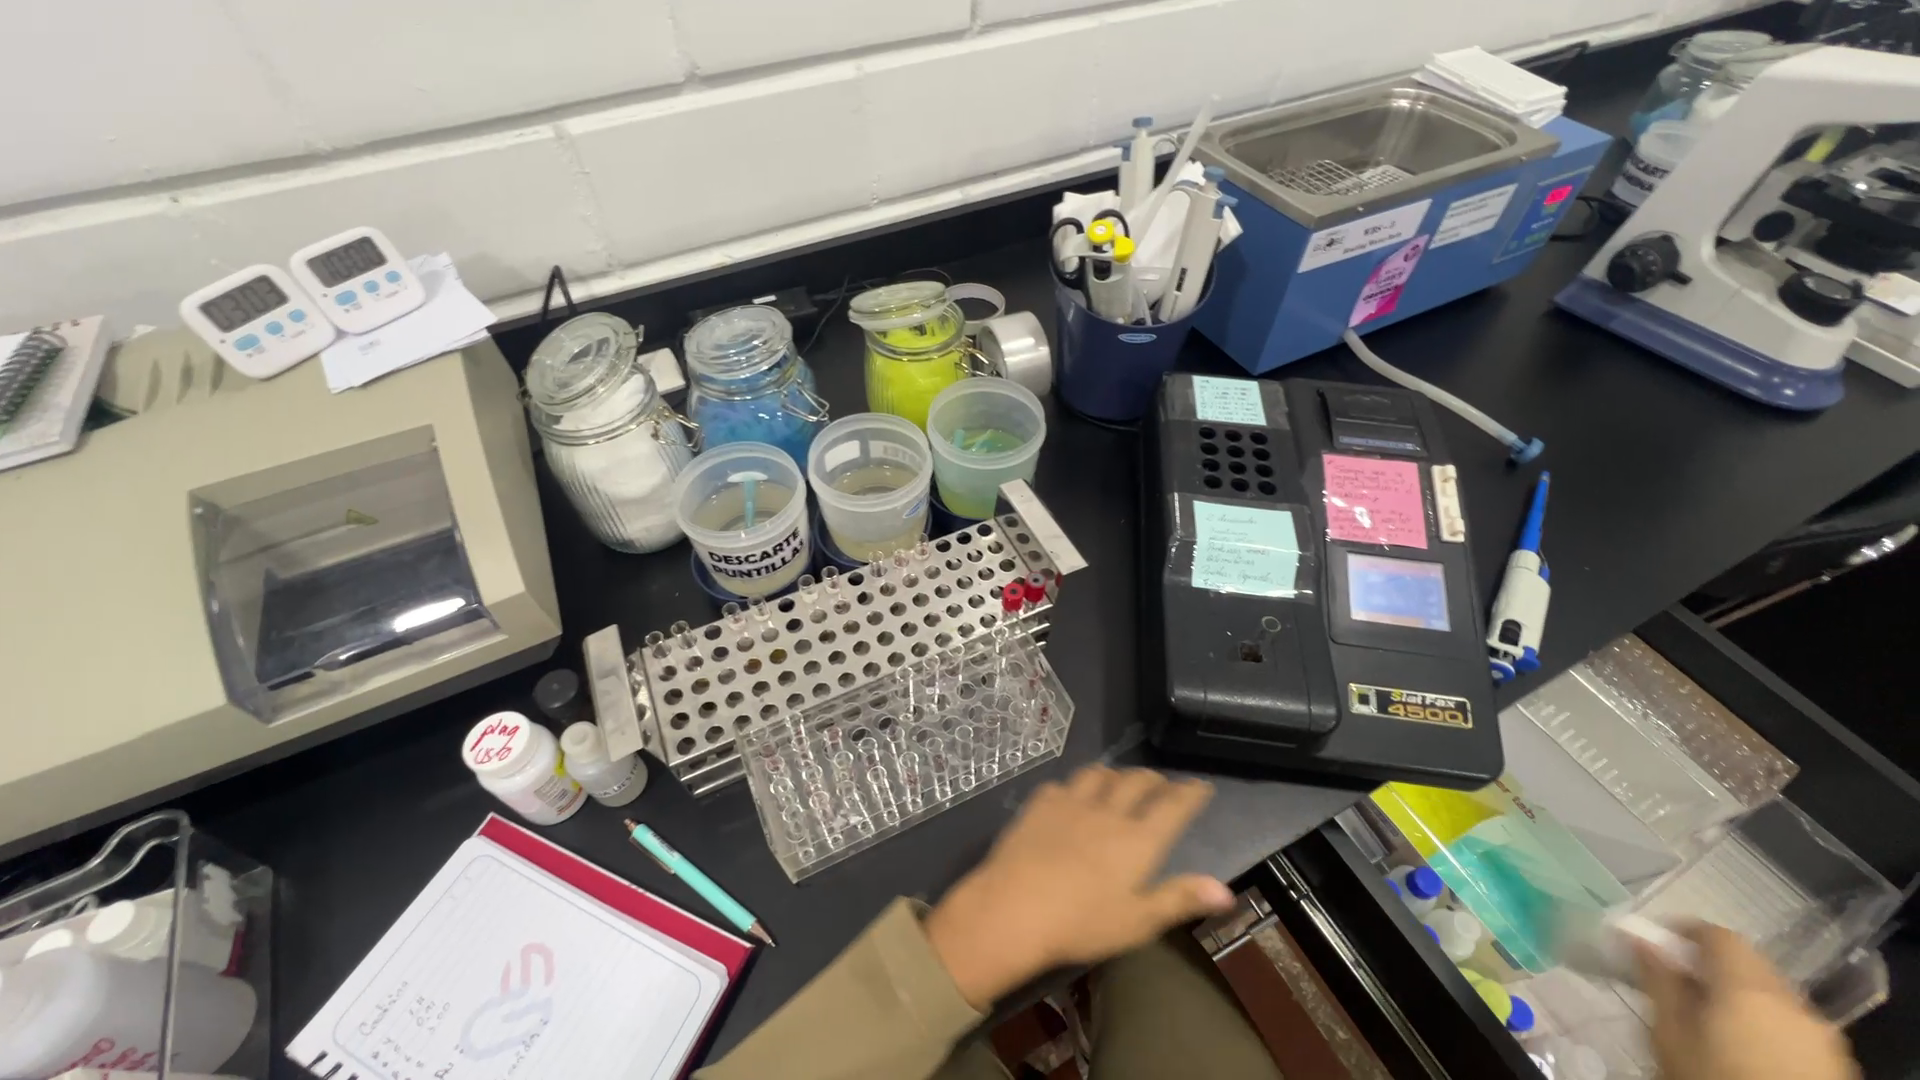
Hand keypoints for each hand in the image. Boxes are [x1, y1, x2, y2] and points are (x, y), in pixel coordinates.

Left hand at [924, 765, 1235, 1008]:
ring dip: (1115, 775)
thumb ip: (1180, 899)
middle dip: (1154, 779)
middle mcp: (1108, 813)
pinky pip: (1061, 784)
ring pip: (1099, 775)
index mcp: (1138, 840)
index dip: (1190, 793)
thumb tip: (1226, 891)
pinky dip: (1074, 786)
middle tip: (1161, 783)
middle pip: (1137, 782)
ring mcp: (1070, 804)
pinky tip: (1070, 795)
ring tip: (1118, 782)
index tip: (1200, 784)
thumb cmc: (1081, 923)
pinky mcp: (1038, 806)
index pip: (1173, 806)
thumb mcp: (1138, 921)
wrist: (1013, 908)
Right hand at [1638, 923, 1859, 1079]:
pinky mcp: (1835, 1063)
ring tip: (1709, 1016)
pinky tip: (1744, 1045)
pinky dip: (1764, 1020)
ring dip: (1739, 993)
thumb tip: (1642, 940)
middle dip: (1712, 964)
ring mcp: (1822, 1036)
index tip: (1657, 938)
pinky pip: (1792, 1023)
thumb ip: (1659, 982)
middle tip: (1677, 978)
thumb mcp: (1671, 1035)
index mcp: (1749, 989)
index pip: (1720, 936)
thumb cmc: (1713, 1078)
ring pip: (1773, 995)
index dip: (1686, 930)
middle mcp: (1793, 1003)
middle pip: (1750, 964)